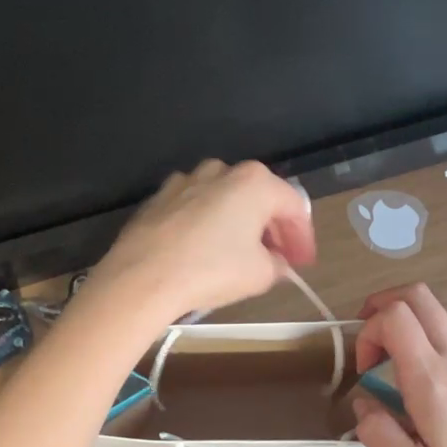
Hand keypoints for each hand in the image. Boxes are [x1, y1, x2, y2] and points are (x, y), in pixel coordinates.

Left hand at [85, 159, 316, 327]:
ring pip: (224, 200)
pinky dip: (207, 225)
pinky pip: (195, 209)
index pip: (293, 207)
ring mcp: (186, 180)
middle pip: (259, 197)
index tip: (303, 262)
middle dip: (272, 228)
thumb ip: (278, 264)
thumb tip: (276, 262)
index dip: (303, 238)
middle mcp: (222, 170)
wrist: (143, 276)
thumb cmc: (211, 270)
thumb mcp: (260, 274)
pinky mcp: (159, 197)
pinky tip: (205, 251)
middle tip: (278, 258)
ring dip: (238, 223)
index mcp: (255, 182)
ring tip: (241, 254)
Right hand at [351, 284, 446, 446]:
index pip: (395, 317)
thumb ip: (377, 434)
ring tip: (389, 355)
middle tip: (367, 341)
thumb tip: (363, 403)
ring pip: (435, 306)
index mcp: (433, 379)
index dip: (367, 332)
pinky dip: (426, 329)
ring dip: (405, 316)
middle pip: (416, 295)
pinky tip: (420, 365)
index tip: (363, 371)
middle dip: (381, 305)